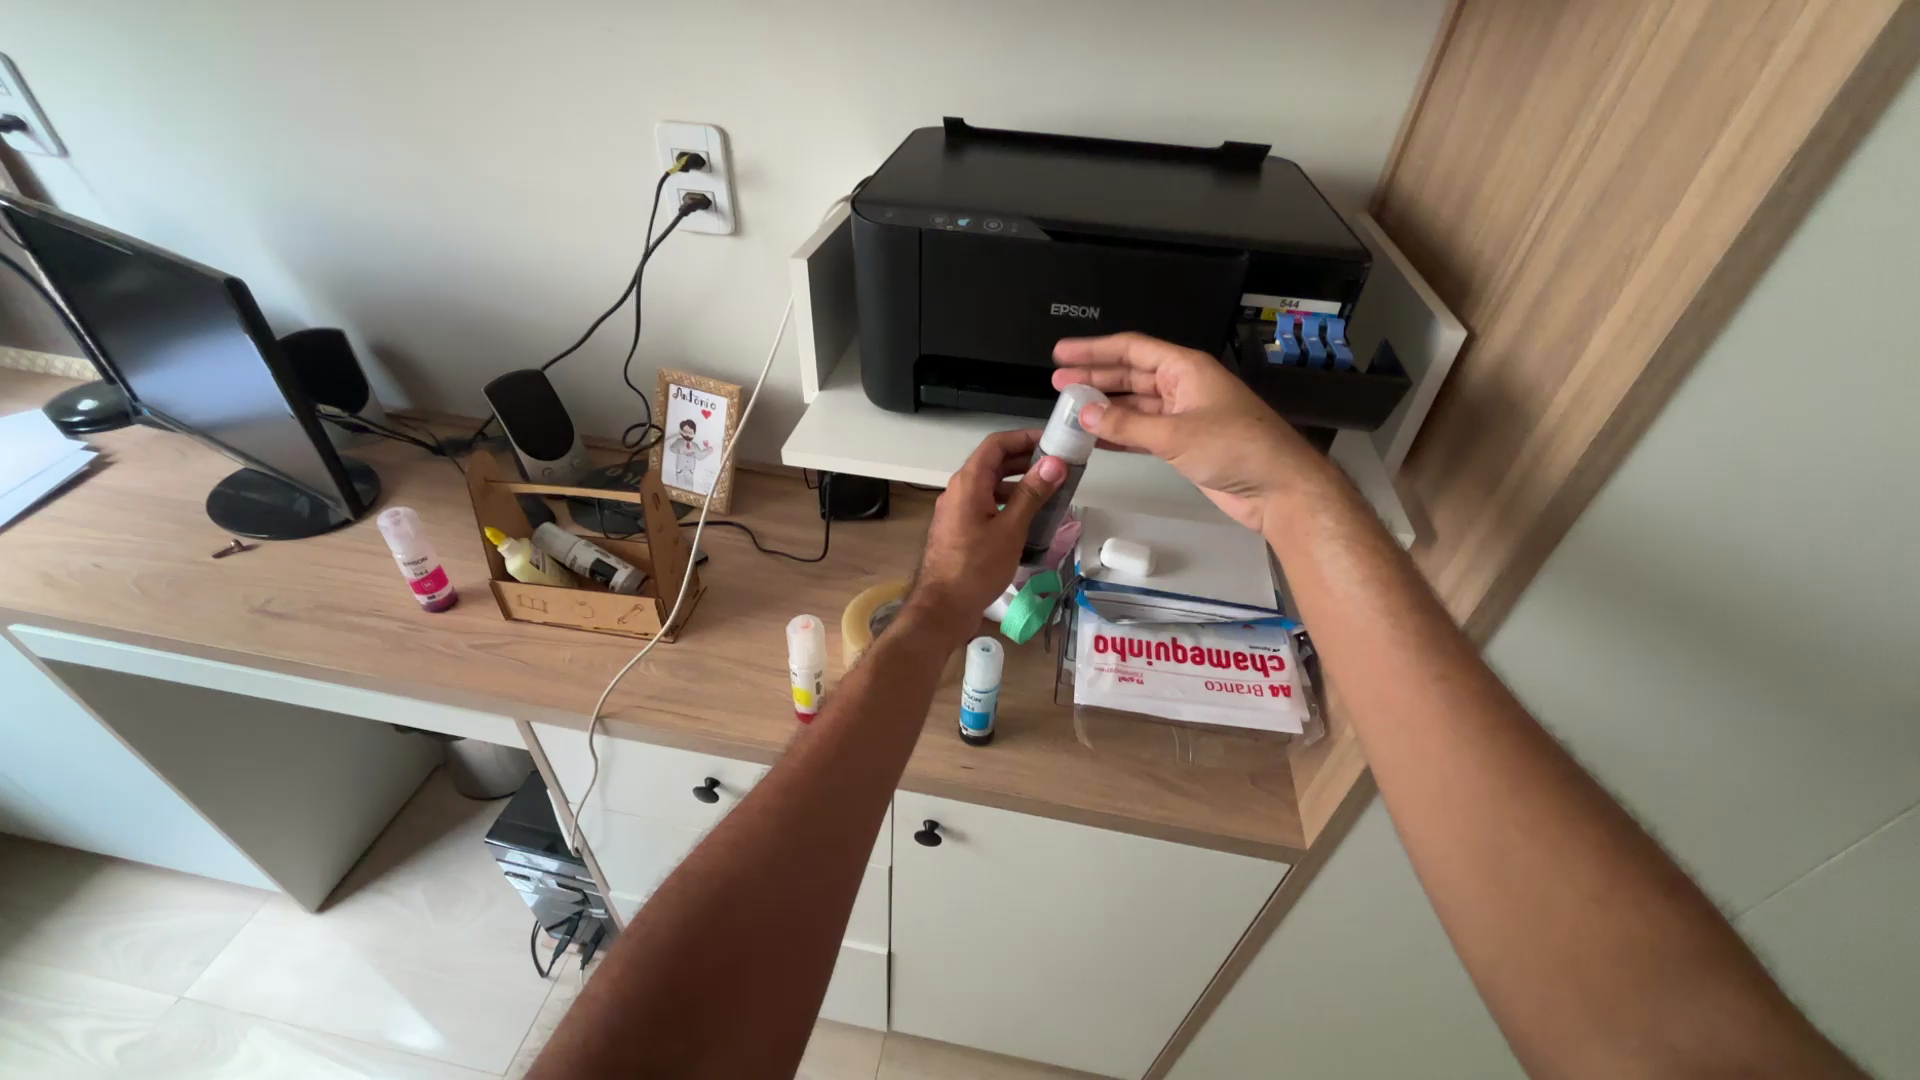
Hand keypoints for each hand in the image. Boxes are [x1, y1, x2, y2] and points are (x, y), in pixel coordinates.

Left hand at [906, 430, 1064, 643]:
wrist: (943, 607)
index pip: (996, 444)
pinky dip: (1007, 504)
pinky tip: (1028, 519)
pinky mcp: (960, 530)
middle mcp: (958, 491)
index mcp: (968, 483)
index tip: (1052, 442)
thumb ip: (1032, 494)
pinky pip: (985, 506)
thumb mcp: (1010, 529)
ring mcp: (957, 511)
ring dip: (1018, 483)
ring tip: (1048, 492)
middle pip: (993, 463)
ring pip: (990, 486)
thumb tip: (1053, 464)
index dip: (1024, 437)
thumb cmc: (976, 568)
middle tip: (1057, 466)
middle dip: (1025, 460)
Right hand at [1052, 332, 1325, 531]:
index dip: (1095, 349)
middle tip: (1059, 382)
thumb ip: (1127, 425)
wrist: (1277, 488)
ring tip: (1070, 410)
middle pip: (1130, 375)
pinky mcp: (1183, 443)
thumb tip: (1086, 415)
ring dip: (1104, 408)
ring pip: (1134, 405)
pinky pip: (1142, 432)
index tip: (1063, 352)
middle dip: (1094, 378)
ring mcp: (1183, 415)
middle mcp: (1182, 387)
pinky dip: (1119, 434)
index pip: (1132, 349)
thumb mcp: (1176, 434)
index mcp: (1185, 369)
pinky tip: (1095, 438)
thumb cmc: (1238, 449)